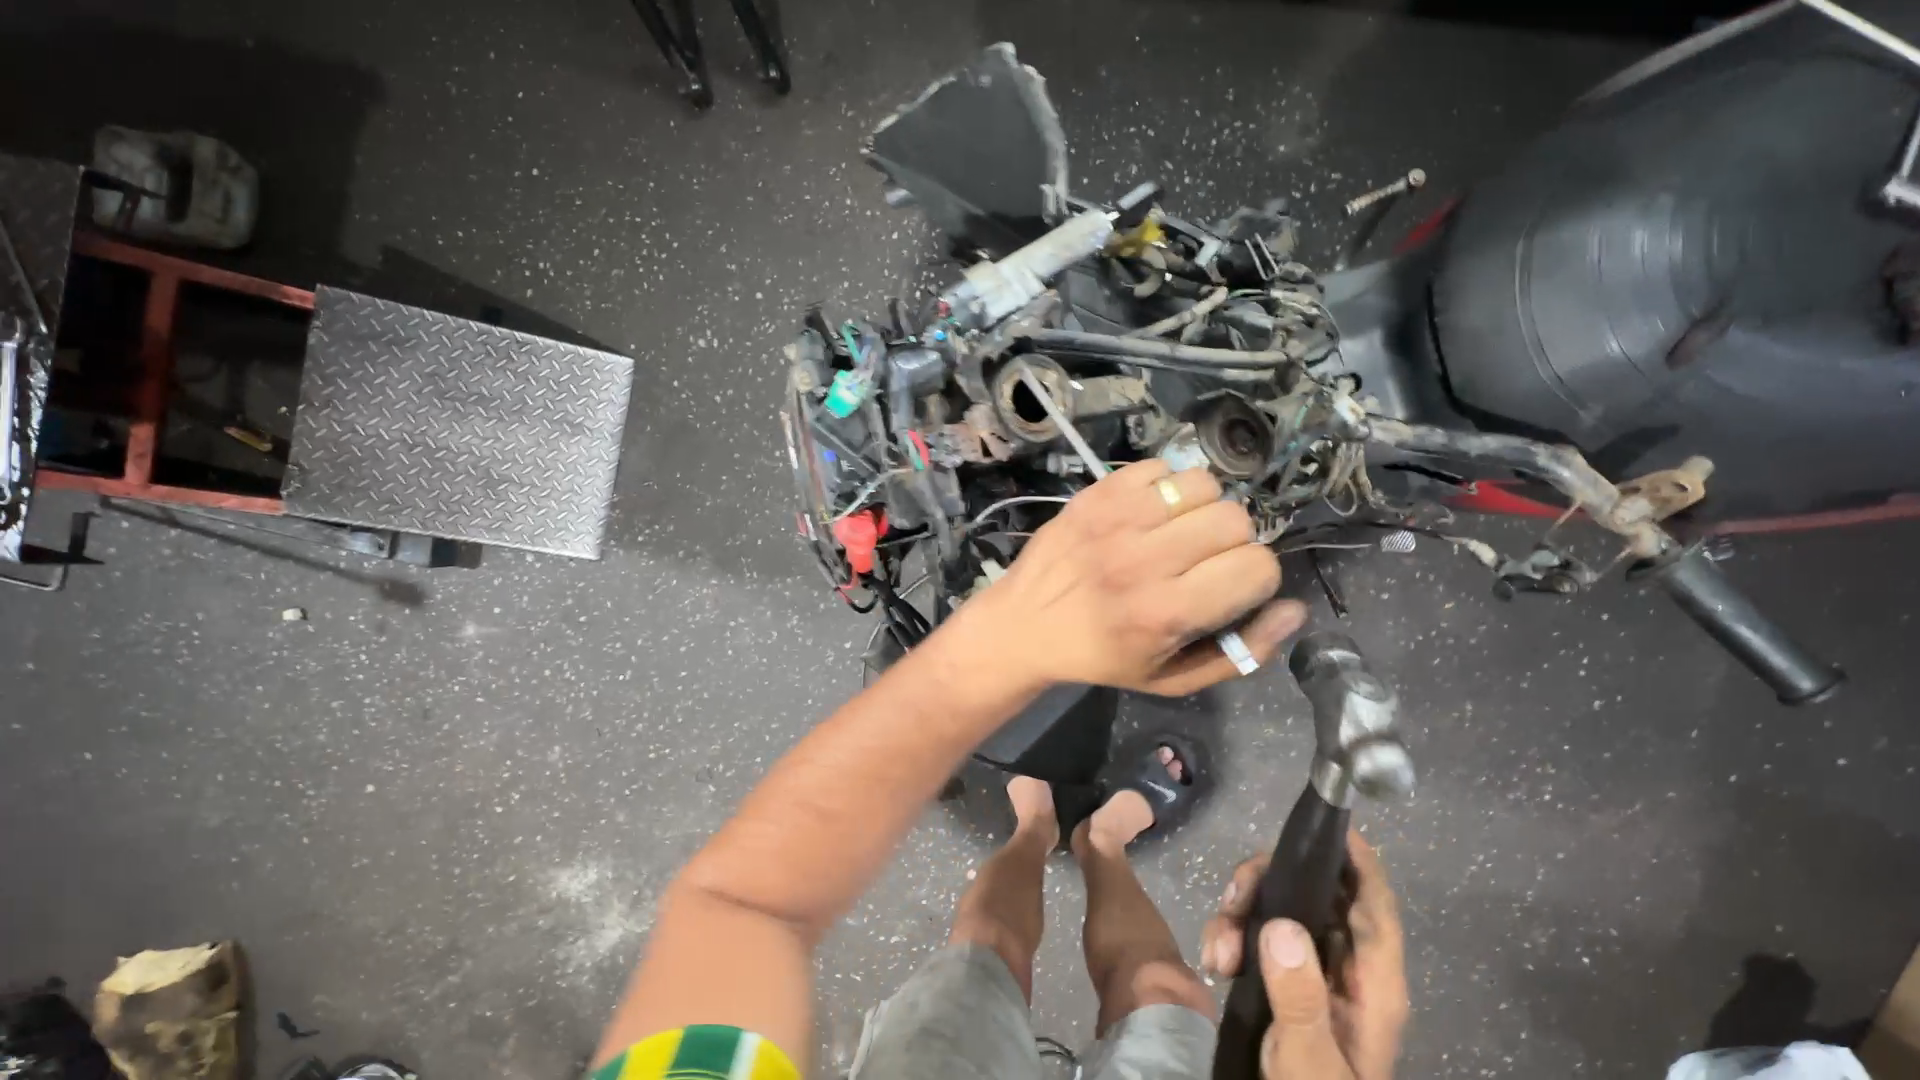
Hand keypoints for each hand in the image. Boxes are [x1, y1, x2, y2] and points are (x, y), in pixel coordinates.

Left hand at [959, 460, 1307, 694]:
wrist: (1024, 625)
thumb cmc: (1103, 656)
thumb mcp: (1173, 678)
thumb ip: (1242, 654)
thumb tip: (1294, 609)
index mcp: (1166, 611)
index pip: (1257, 567)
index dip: (1255, 578)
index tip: (1232, 588)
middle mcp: (1144, 559)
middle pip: (1235, 520)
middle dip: (1233, 542)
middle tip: (1204, 561)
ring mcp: (1117, 518)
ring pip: (1203, 485)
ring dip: (1202, 509)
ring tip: (1179, 533)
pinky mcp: (1097, 492)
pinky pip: (1161, 466)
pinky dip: (1166, 487)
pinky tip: (1150, 515)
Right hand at [1199, 831, 1408, 1079]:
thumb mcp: (1308, 1058)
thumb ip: (1298, 995)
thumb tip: (1281, 924)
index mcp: (1374, 985)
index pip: (1375, 907)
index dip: (1359, 861)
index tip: (1329, 826)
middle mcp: (1349, 971)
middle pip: (1319, 897)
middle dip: (1271, 886)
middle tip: (1230, 898)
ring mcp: (1317, 976)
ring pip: (1285, 912)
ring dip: (1243, 915)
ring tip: (1214, 951)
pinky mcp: (1289, 985)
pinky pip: (1264, 938)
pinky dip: (1235, 937)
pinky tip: (1214, 962)